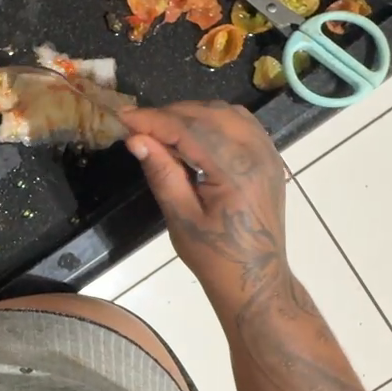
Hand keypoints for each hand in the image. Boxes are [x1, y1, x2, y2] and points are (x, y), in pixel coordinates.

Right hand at [122, 101, 288, 307]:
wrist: (255, 277)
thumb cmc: (214, 256)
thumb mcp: (181, 219)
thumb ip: (162, 174)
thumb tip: (136, 140)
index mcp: (236, 172)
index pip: (190, 130)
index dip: (153, 120)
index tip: (123, 118)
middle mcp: (258, 153)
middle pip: (208, 114)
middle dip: (168, 114)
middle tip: (135, 125)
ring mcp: (268, 152)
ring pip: (225, 113)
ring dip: (189, 114)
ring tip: (158, 130)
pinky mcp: (268, 156)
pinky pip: (238, 123)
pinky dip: (210, 120)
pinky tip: (188, 134)